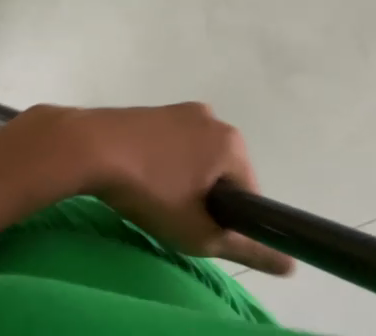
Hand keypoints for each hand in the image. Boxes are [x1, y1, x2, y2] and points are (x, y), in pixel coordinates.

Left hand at [59, 102, 295, 276]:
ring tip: (150, 197)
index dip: (228, 222)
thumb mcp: (202, 232)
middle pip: (221, 176)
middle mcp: (209, 118)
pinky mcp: (147, 112)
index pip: (249, 197)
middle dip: (203, 200)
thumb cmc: (149, 190)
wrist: (85, 147)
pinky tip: (137, 179)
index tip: (198, 229)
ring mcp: (175, 110)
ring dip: (178, 184)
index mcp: (231, 142)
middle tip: (171, 214)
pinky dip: (158, 167)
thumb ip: (249, 249)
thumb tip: (291, 266)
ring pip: (192, 163)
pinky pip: (166, 149)